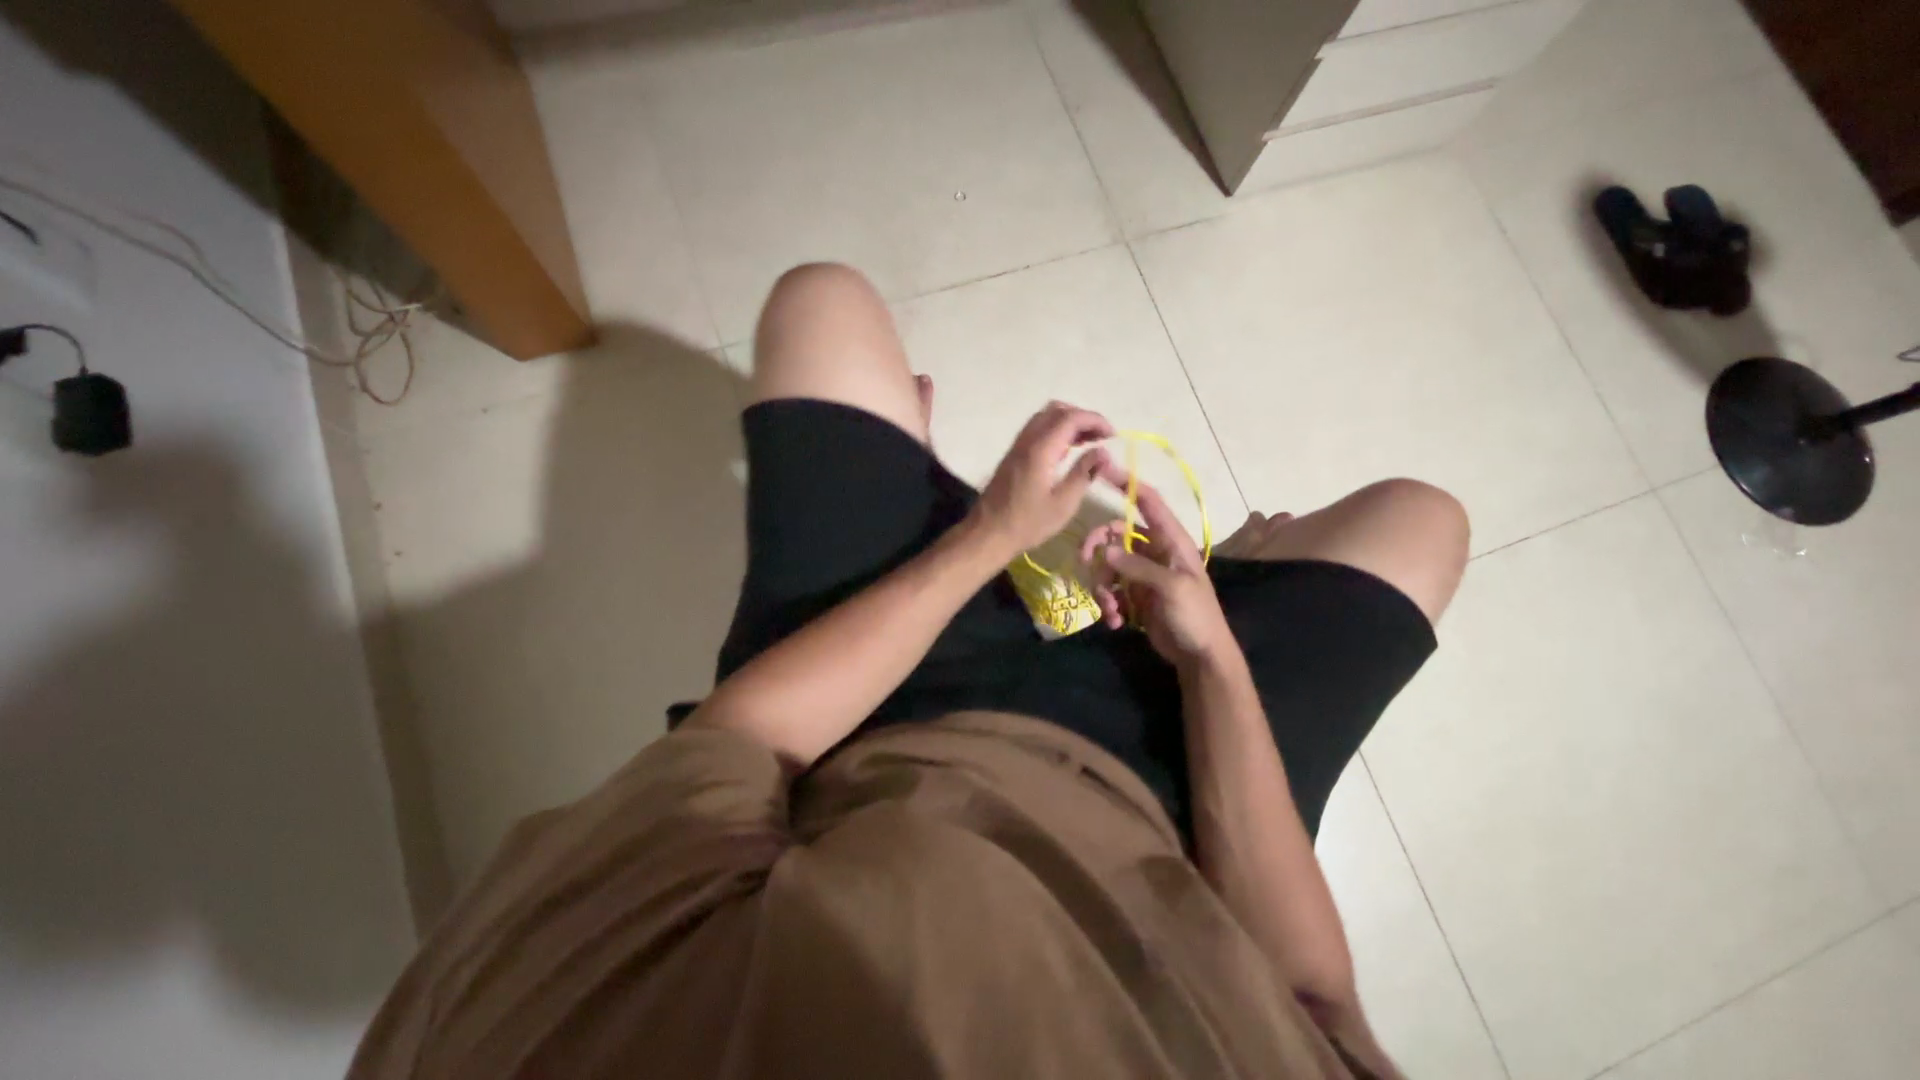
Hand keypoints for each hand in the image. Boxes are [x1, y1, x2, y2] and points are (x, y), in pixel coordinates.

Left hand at [970, 402, 1113, 555]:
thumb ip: (1084, 473)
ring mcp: (1018, 446)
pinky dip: (1056, 430)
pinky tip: (1068, 450)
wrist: (988, 533)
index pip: (1071, 418)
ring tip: (1090, 441)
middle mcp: (1027, 440)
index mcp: (1040, 450)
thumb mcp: (1063, 504)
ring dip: (1069, 422)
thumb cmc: (1028, 523)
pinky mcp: (1014, 454)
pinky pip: (1037, 429)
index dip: (1095, 420)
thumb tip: (1104, 453)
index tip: (1113, 435)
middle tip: (1102, 437)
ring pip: (1045, 417)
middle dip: (1083, 417)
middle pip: (1057, 411)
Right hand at [1079, 461, 1236, 668]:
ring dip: (1102, 586)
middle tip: (1085, 561)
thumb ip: (1137, 566)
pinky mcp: (1135, 596)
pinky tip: (1116, 622)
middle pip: (1116, 534)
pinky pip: (1111, 590)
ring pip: (1109, 565)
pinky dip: (1108, 604)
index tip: (1102, 469)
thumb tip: (1106, 550)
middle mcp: (1155, 552)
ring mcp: (1143, 574)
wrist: (1200, 656)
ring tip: (1111, 609)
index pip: (1149, 503)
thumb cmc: (1195, 616)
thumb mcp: (1171, 588)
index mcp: (1172, 541)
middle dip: (1098, 548)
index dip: (1127, 484)